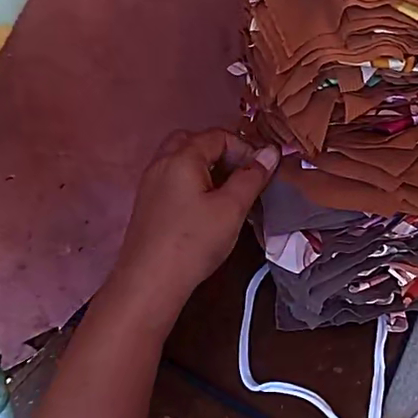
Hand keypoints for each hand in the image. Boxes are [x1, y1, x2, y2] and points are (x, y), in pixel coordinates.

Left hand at [103, 129, 278, 318]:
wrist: (150, 281)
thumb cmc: (194, 242)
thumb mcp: (231, 209)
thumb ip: (252, 177)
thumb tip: (270, 152)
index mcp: (182, 156)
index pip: (218, 136)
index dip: (245, 148)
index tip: (263, 172)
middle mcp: (161, 163)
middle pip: (195, 142)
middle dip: (223, 153)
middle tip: (243, 177)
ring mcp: (150, 184)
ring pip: (182, 161)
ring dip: (208, 169)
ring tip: (229, 193)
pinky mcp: (148, 204)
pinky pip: (174, 180)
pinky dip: (193, 183)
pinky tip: (207, 208)